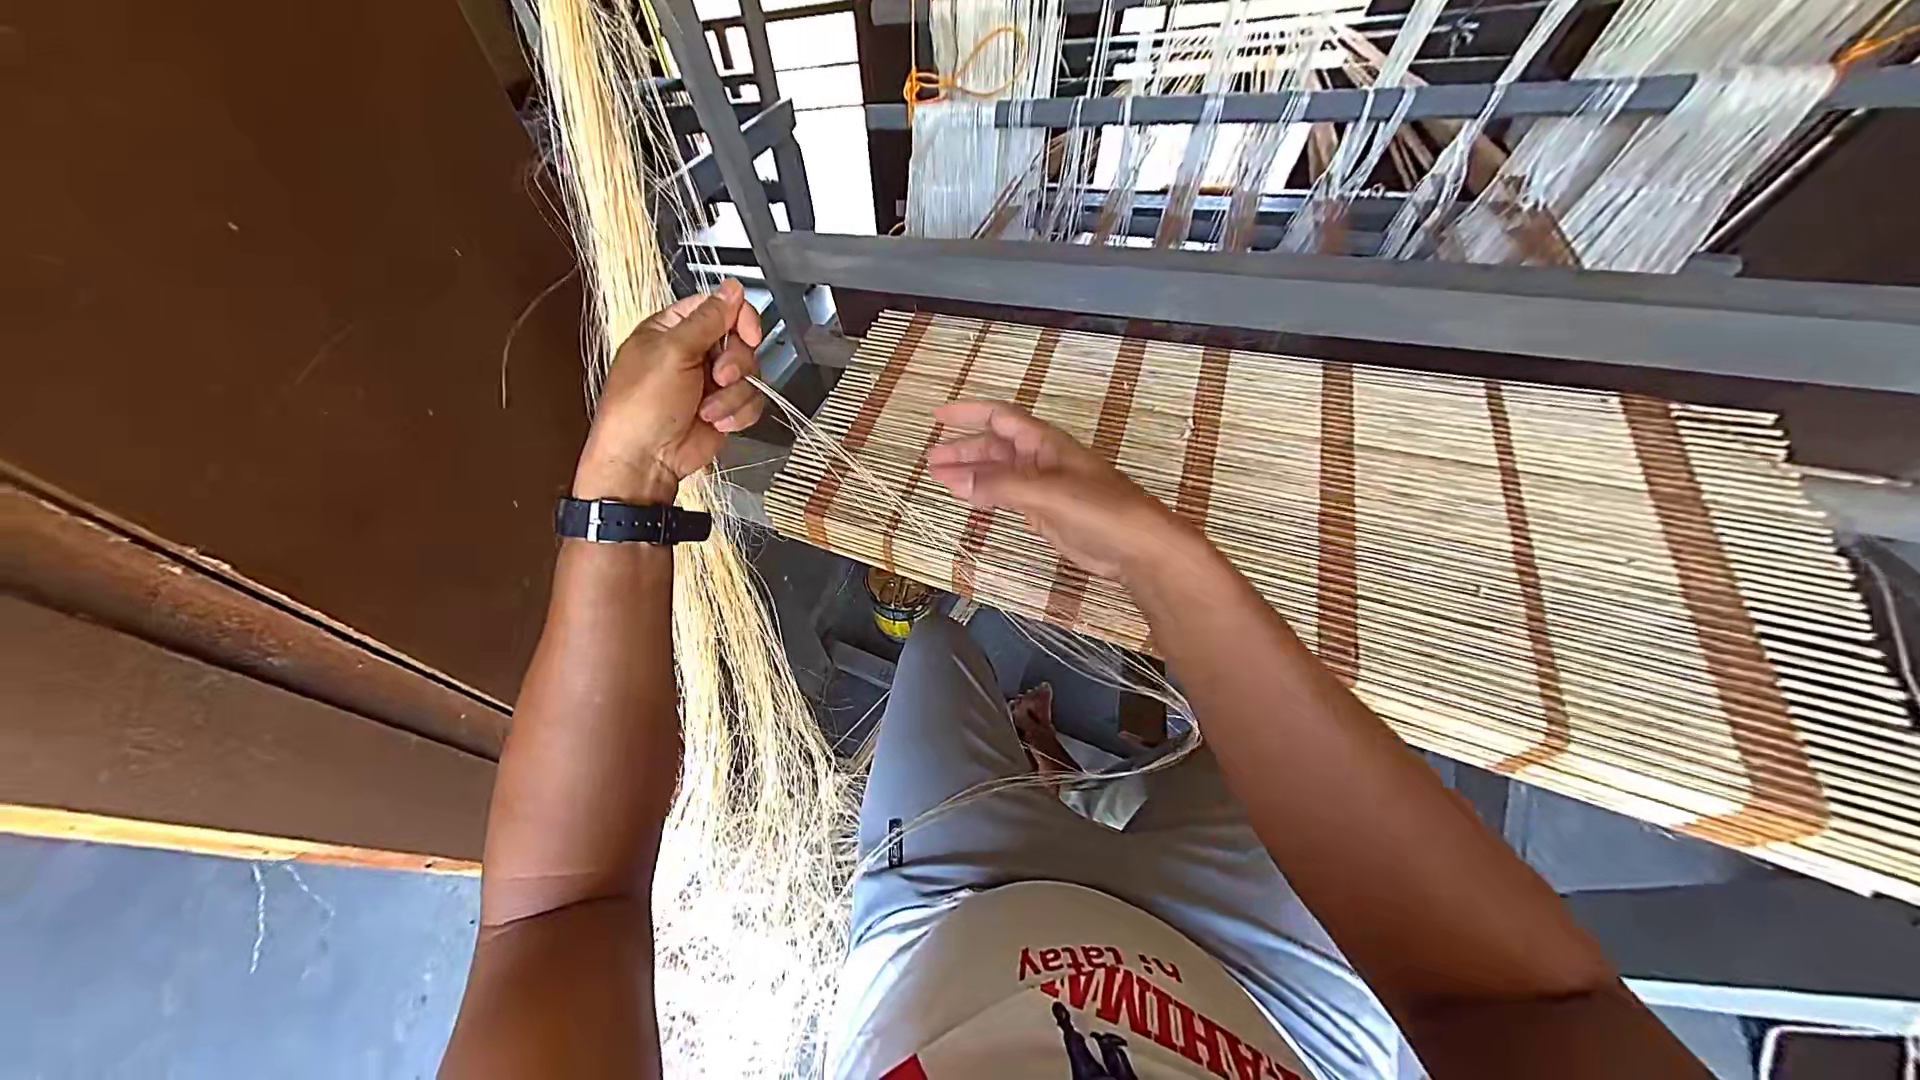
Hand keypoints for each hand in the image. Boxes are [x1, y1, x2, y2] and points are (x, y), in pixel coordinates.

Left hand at [573, 280, 765, 502]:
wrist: (647, 458)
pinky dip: (738, 414)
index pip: (719, 309)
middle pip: (741, 343)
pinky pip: (752, 402)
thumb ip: (708, 319)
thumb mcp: (673, 352)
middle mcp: (695, 353)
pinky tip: (715, 421)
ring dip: (733, 396)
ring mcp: (712, 383)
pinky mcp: (726, 408)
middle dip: (736, 364)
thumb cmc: (641, 406)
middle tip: (719, 377)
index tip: (748, 333)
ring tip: (707, 409)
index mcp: (674, 330)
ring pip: (751, 376)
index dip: (739, 318)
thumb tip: (730, 289)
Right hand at [927, 401, 1193, 580]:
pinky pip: (1008, 498)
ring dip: (971, 475)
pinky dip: (986, 497)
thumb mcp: (1047, 493)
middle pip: (995, 448)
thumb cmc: (1100, 510)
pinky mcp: (1046, 513)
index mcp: (1045, 443)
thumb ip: (1001, 486)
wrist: (1138, 547)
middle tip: (932, 462)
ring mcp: (1043, 488)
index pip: (1001, 418)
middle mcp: (1041, 460)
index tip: (939, 416)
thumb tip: (956, 480)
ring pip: (999, 475)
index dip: (969, 413)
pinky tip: (970, 501)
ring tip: (941, 480)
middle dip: (963, 451)